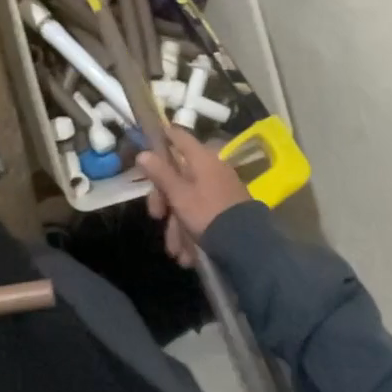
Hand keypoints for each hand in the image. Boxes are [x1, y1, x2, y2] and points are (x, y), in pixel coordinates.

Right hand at [137, 125, 249, 268]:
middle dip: (164, 200)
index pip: (178, 136)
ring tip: (176, 251)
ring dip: (177, 226)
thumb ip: (160, 174)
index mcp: (202, 159)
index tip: (147, 144)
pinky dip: (191, 232)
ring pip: (187, 201)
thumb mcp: (179, 195)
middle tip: (156, 216)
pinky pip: (201, 215)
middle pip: (178, 175)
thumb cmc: (208, 213)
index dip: (162, 137)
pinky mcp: (226, 209)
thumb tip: (143, 153)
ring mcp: (220, 189)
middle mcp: (212, 169)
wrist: (247, 245)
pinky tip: (188, 254)